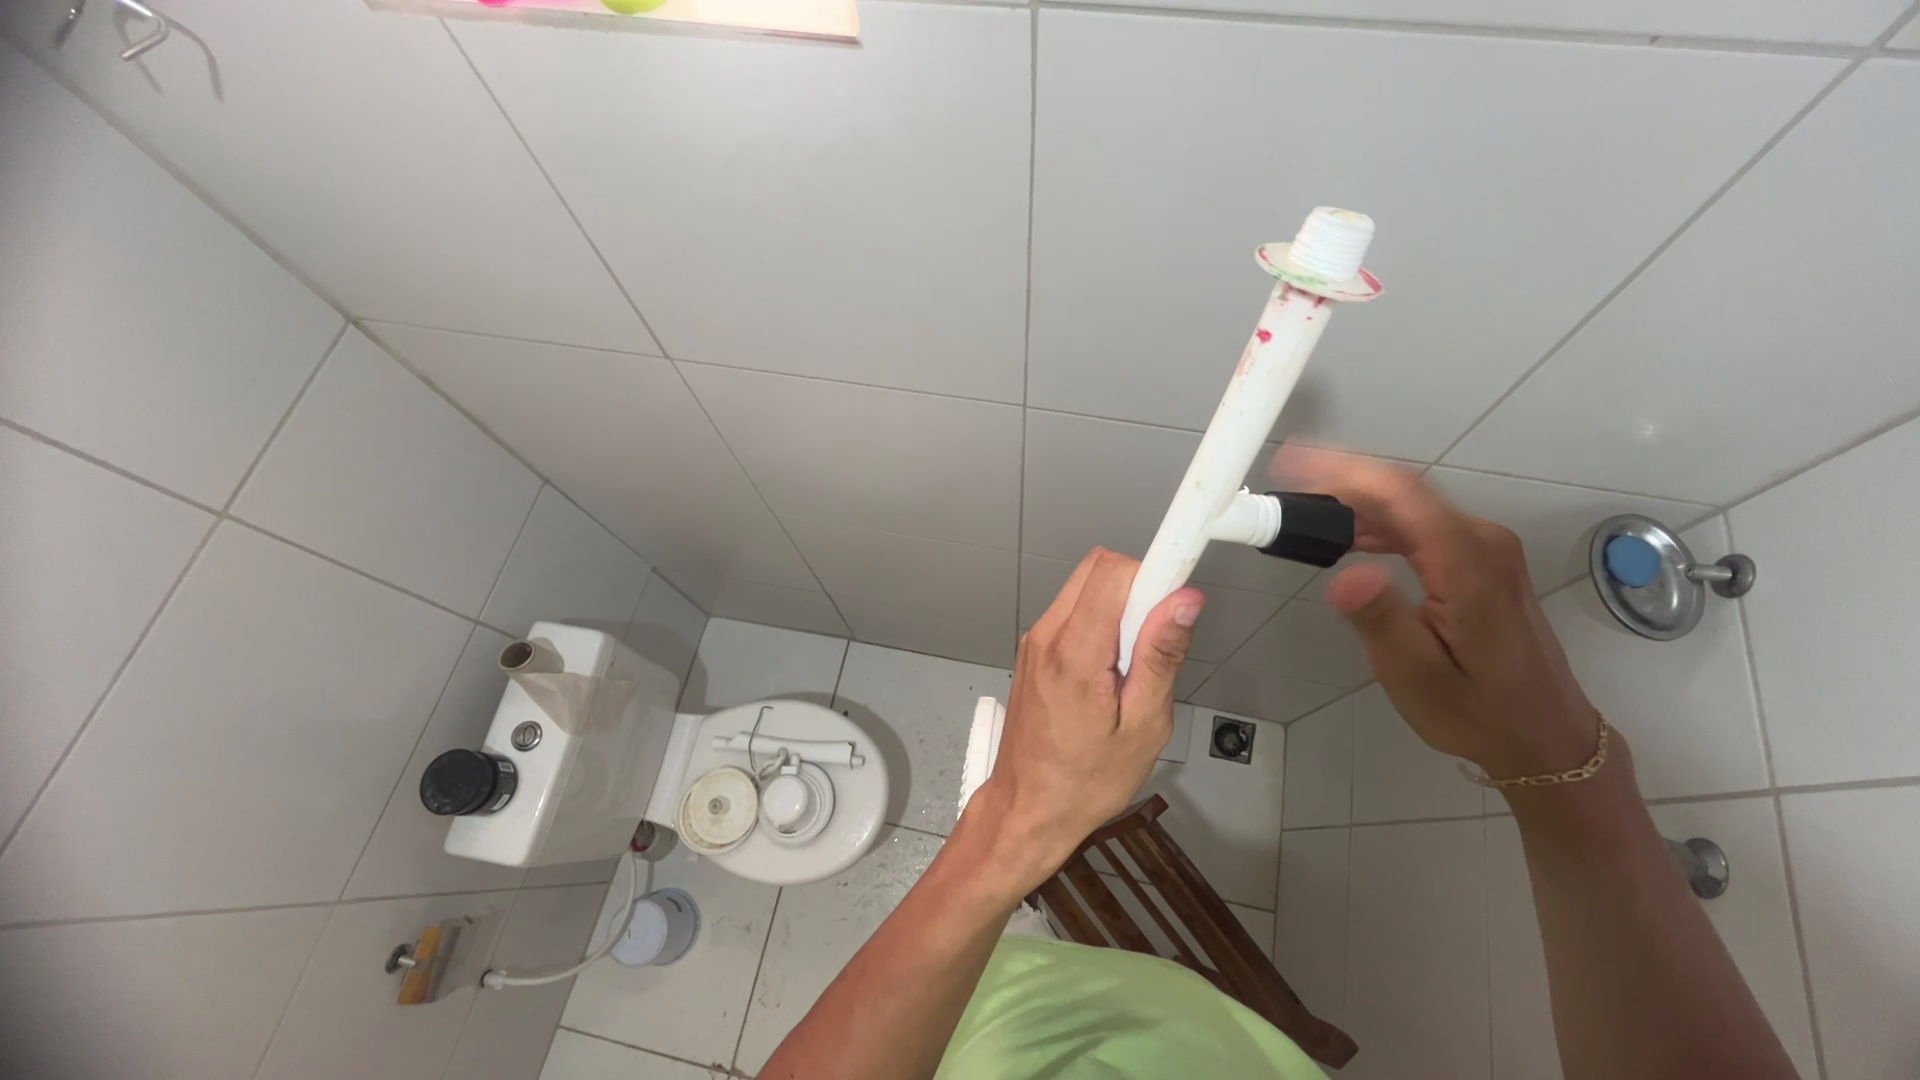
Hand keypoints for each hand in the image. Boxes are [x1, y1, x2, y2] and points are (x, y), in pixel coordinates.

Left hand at [965, 548, 1203, 889]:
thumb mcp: (1143, 726)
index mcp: (1073, 653)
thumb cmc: (1085, 780)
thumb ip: (1160, 656)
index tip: (1179, 590)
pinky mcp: (1033, 651)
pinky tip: (1109, 672)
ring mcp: (1034, 641)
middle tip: (1155, 641)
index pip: (1112, 572)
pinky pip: (1071, 612)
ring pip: (1084, 588)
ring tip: (1130, 667)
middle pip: (1097, 569)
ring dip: (1118, 608)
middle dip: (1138, 588)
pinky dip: (1098, 624)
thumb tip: (1183, 601)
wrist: (1028, 807)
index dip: (1153, 571)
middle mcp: (1046, 636)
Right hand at [1273, 445, 1598, 779]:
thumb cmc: (1477, 711)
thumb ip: (1382, 620)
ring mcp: (1485, 548)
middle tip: (1285, 488)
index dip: (1344, 470)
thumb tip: (1344, 576)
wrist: (1545, 736)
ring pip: (1411, 506)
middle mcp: (1481, 541)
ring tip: (1304, 510)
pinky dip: (1379, 522)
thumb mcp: (1417, 675)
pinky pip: (1422, 525)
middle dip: (1340, 481)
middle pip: (1403, 491)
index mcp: (1467, 563)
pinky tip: (1348, 536)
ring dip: (1356, 502)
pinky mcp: (1481, 561)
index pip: (1400, 494)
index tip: (1292, 462)